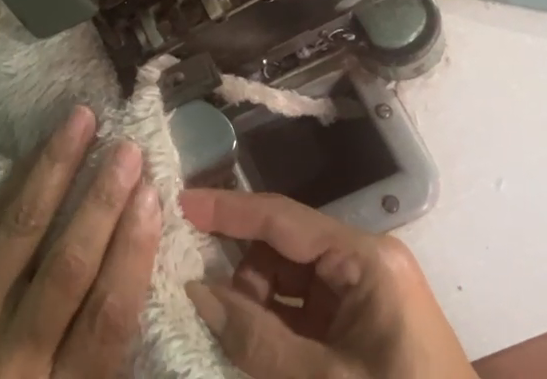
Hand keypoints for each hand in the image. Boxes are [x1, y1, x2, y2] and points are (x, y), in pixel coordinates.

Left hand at [0, 106, 161, 378]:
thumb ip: (100, 342)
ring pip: (20, 230)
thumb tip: (136, 252)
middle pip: (66, 265)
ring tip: (81, 122)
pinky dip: (14, 182)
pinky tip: (38, 150)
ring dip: (54, 169)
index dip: (132, 251)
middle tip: (127, 149)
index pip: (106, 316)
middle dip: (101, 200)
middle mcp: (13, 356)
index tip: (152, 196)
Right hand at [182, 189, 478, 378]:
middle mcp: (367, 265)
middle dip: (239, 267)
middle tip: (195, 289)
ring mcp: (367, 298)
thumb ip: (255, 336)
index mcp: (367, 261)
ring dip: (254, 300)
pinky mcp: (364, 329)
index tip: (179, 203)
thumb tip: (196, 292)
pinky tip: (247, 343)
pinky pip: (305, 311)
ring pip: (290, 280)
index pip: (283, 217)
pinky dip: (273, 323)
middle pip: (284, 247)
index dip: (227, 209)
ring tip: (225, 330)